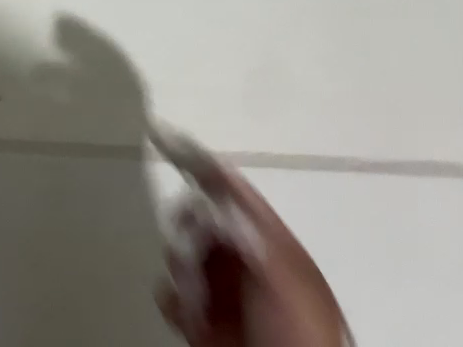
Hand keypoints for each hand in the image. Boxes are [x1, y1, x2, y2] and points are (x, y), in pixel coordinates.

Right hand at [157, 164, 346, 346]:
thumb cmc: (299, 335)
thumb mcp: (286, 276)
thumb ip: (254, 230)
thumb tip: (218, 196)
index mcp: (272, 244)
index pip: (232, 190)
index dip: (200, 162)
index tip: (163, 136)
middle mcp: (246, 260)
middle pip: (200, 218)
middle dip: (186, 229)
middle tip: (190, 251)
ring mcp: (225, 290)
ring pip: (181, 253)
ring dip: (179, 267)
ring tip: (193, 295)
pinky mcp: (205, 318)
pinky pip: (172, 290)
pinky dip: (172, 296)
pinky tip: (186, 313)